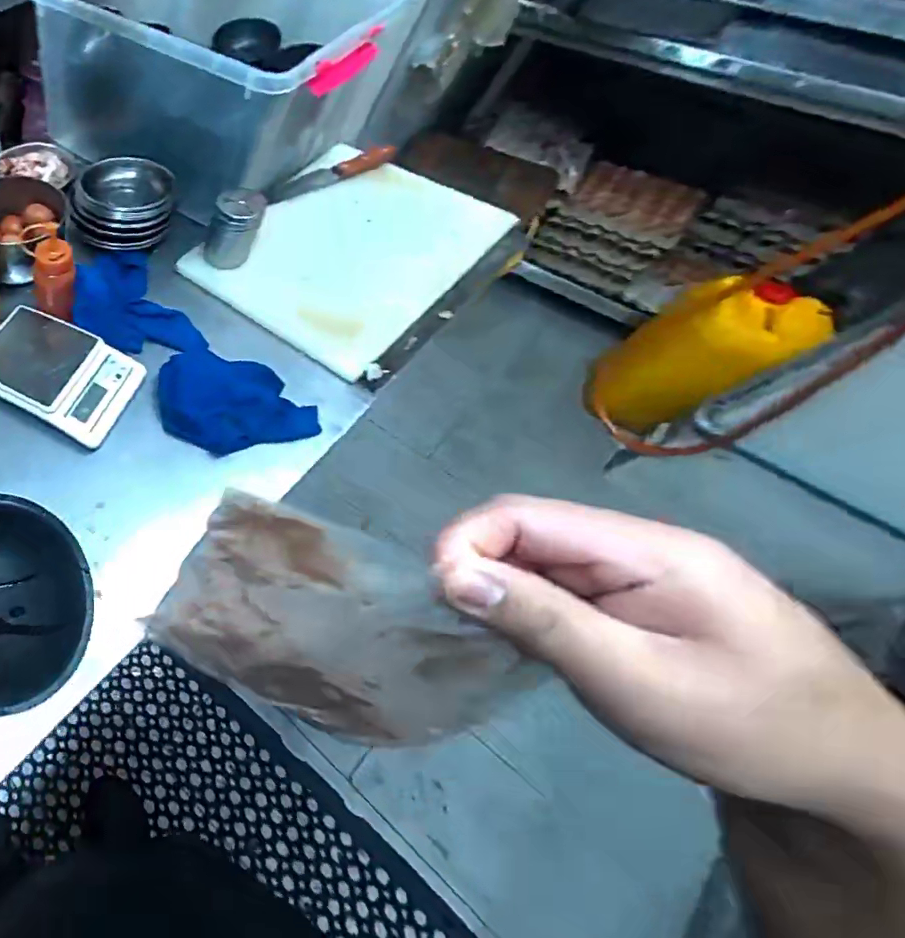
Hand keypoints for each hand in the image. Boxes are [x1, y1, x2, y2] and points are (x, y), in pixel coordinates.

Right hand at [433, 495, 904, 839]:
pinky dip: (522, 603)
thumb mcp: (636, 679)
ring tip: (489, 632)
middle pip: (523, 531)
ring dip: (497, 587)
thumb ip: (541, 620)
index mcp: (648, 550)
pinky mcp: (629, 598)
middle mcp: (637, 547)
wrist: (854, 780)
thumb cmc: (749, 728)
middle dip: (476, 566)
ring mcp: (635, 572)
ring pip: (532, 557)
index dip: (465, 542)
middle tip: (459, 619)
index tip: (441, 594)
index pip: (522, 515)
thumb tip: (447, 575)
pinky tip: (522, 635)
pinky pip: (553, 582)